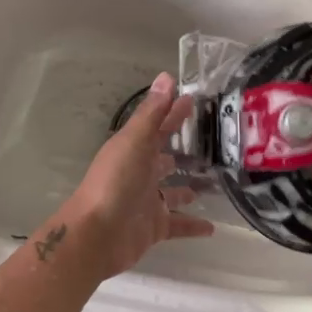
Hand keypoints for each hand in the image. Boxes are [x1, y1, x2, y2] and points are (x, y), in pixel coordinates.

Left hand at [51, 72, 214, 278]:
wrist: (97, 235)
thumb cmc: (115, 183)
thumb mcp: (134, 142)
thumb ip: (152, 113)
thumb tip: (166, 76)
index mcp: (134, 150)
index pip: (159, 126)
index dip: (174, 113)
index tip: (193, 100)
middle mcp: (140, 173)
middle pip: (165, 158)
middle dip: (183, 151)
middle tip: (213, 145)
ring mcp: (146, 201)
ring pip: (172, 192)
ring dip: (188, 188)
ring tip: (214, 183)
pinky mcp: (152, 227)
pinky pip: (177, 224)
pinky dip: (192, 225)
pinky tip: (212, 227)